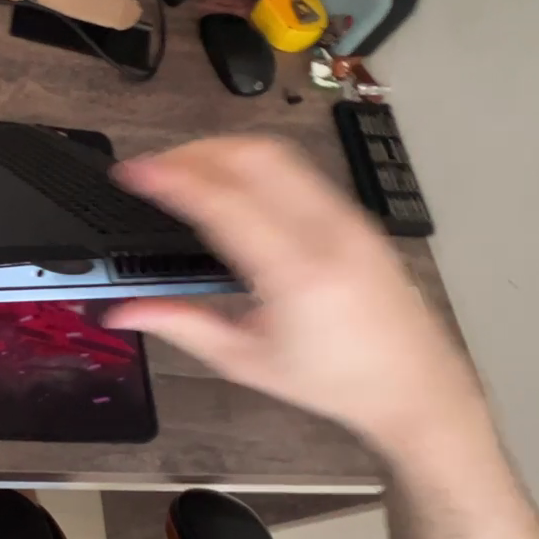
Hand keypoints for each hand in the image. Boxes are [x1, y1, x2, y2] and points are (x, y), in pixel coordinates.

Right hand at [104, 137, 483, 454]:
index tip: (134, 171)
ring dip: (222, 152)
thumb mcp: (244, 359)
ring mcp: (348, 219)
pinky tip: (228, 185)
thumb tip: (123, 312)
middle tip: (154, 168)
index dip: (171, 178)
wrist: (414, 387)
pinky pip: (297, 170)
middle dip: (193, 151)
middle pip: (252, 156)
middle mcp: (327, 234)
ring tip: (183, 171)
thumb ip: (179, 325)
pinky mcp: (355, 218)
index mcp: (295, 273)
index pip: (223, 202)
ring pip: (277, 154)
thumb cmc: (335, 379)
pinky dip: (251, 164)